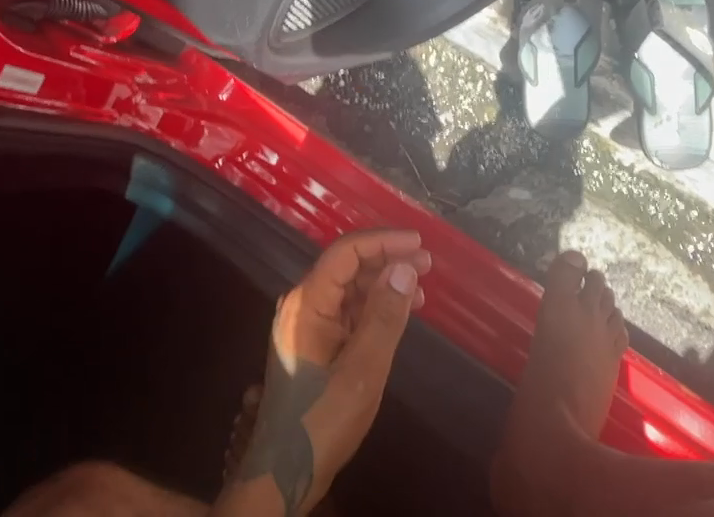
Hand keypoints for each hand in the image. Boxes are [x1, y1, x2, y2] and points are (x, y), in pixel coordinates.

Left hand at [217, 229, 431, 516]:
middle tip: (427, 263)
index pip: (346, 252)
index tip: (419, 243)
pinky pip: (346, 311)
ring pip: (348, 288)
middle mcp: (303, 305)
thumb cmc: (323, 420)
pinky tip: (399, 312)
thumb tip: (404, 268)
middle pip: (347, 266)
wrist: (285, 471)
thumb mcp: (363, 369)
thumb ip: (384, 316)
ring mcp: (306, 325)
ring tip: (421, 286)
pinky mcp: (313, 344)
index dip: (383, 242)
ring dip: (383, 283)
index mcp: (308, 303)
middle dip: (387, 259)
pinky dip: (374, 307)